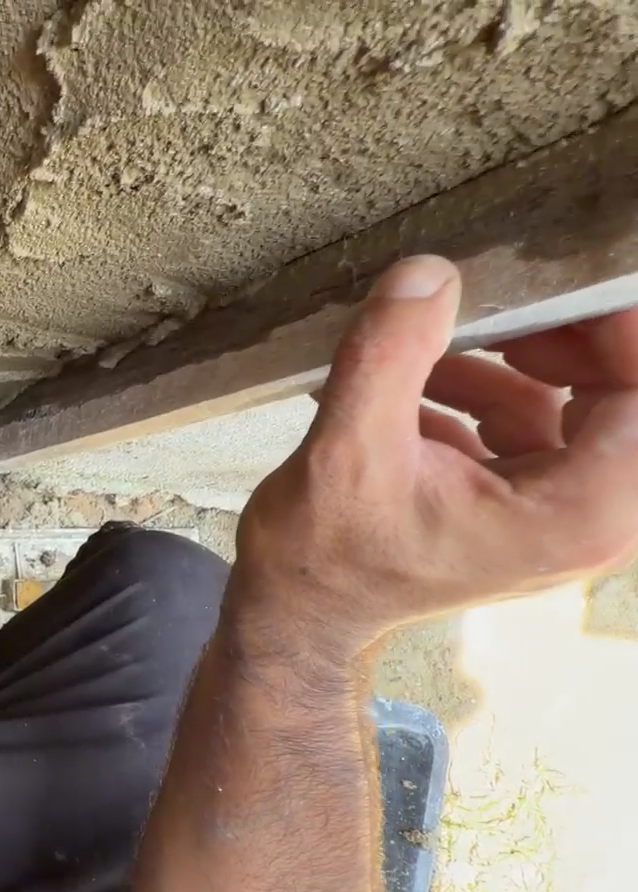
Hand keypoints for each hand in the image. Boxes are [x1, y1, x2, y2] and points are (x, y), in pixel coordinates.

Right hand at [235, 255, 637, 652]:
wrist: (291, 613)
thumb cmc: (317, 554)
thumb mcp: (344, 453)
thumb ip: (389, 360)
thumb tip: (424, 273)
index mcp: (583, 511)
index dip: (614, 332)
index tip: (546, 292)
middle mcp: (592, 517)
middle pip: (621, 398)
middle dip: (552, 346)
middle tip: (478, 317)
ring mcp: (553, 516)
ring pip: (567, 411)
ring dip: (497, 373)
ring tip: (412, 361)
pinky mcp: (512, 512)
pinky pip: (523, 436)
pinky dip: (470, 406)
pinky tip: (400, 400)